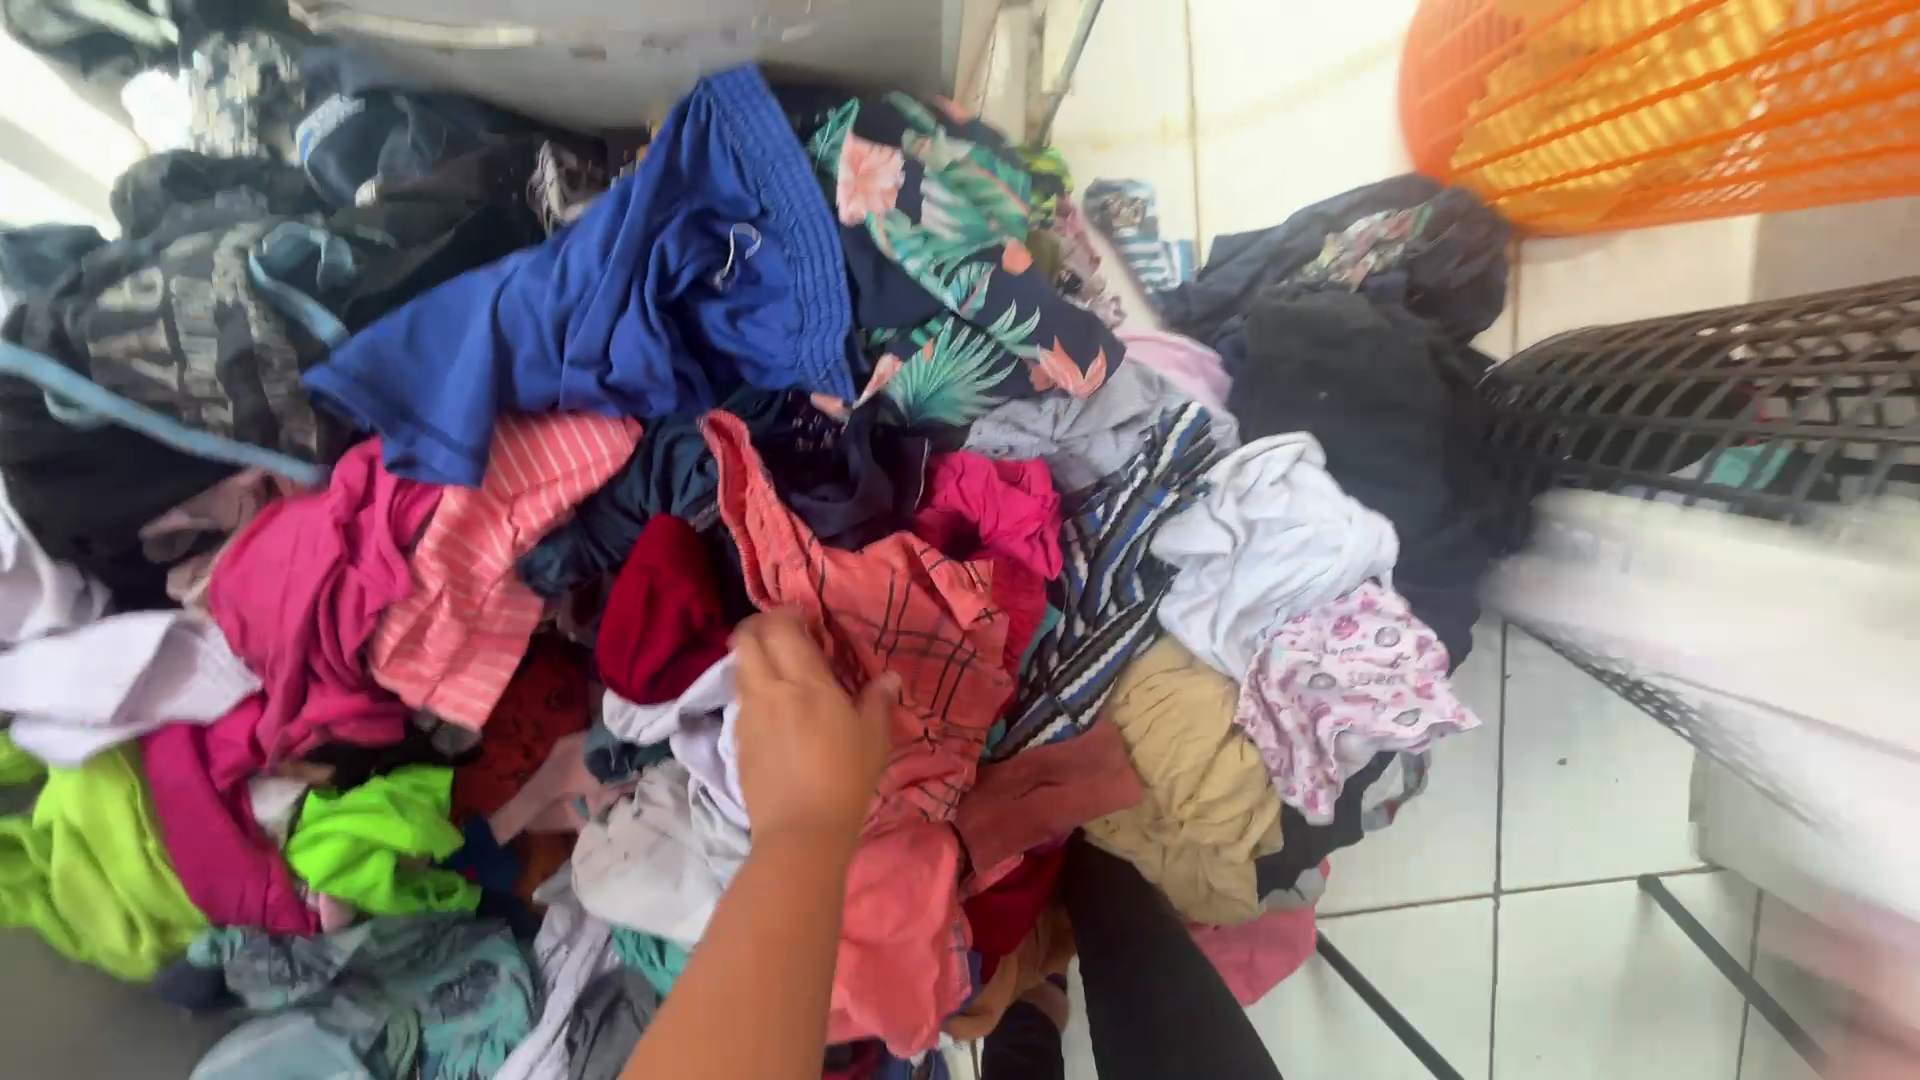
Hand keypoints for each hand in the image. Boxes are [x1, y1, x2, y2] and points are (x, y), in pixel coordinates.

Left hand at [732, 608, 897, 848]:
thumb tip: (889, 678)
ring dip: (755, 658)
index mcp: (804, 681)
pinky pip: (741, 699)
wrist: (801, 830)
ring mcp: (748, 715)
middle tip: (785, 635)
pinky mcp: (738, 741)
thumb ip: (878, 701)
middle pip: (746, 638)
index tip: (807, 620)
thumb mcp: (874, 737)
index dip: (788, 615)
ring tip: (780, 671)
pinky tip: (775, 710)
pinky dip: (753, 689)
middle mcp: (769, 689)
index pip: (781, 628)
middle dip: (760, 627)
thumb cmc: (846, 777)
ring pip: (739, 667)